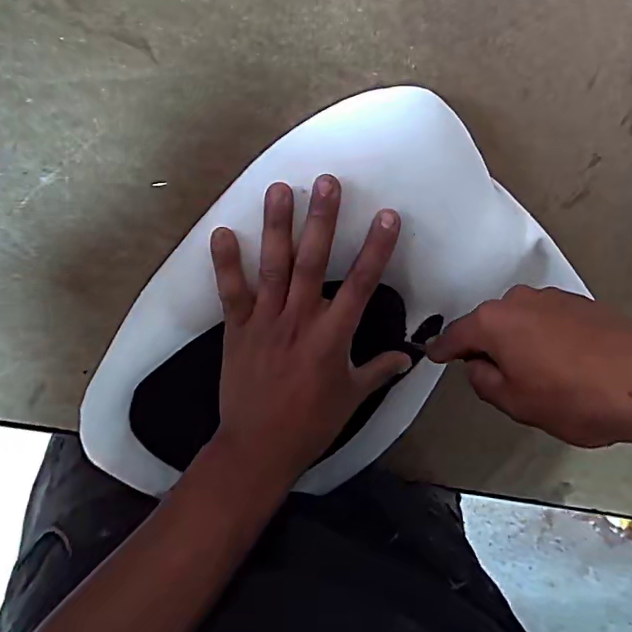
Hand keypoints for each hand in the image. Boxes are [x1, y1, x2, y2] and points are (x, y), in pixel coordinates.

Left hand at [208, 176, 410, 481]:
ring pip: (273, 267)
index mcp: (332, 336)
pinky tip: (223, 232)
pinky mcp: (237, 329)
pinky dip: (227, 263)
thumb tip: (408, 357)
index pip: (360, 283)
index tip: (388, 216)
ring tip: (281, 190)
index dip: (376, 248)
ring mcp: (265, 322)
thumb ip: (380, 370)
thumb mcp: (352, 396)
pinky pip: (232, 292)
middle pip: (312, 261)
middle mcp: (299, 320)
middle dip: (322, 220)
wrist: (257, 448)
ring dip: (277, 226)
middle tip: (327, 183)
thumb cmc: (310, 423)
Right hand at [427, 286, 631, 449]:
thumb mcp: (517, 403)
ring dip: (523, 345)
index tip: (435, 354)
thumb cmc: (579, 396)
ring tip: (544, 382)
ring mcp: (554, 298)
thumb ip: (485, 383)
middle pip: (491, 325)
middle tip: (500, 384)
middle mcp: (521, 301)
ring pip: (523, 323)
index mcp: (496, 322)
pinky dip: (549, 341)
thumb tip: (480, 368)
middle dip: (490, 350)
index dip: (443, 349)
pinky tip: (568, 368)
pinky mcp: (582, 304)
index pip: (457, 334)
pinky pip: (551, 322)